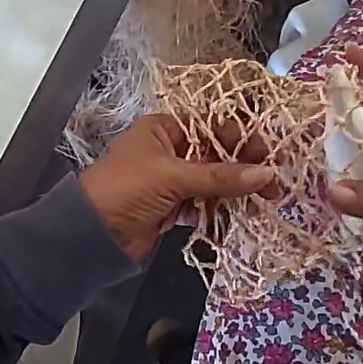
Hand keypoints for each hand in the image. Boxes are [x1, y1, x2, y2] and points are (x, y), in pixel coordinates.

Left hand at [79, 114, 276, 262]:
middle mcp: (172, 150)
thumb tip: (267, 174)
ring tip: (262, 204)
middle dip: (245, 170)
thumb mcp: (173, 177)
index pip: (214, 127)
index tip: (268, 157)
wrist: (89, 236)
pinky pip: (206, 204)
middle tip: (273, 186)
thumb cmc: (125, 190)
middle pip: (218, 155)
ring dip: (237, 193)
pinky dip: (222, 210)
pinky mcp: (175, 206)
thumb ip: (220, 177)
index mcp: (166, 129)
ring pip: (215, 182)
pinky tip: (240, 217)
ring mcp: (173, 180)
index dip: (242, 140)